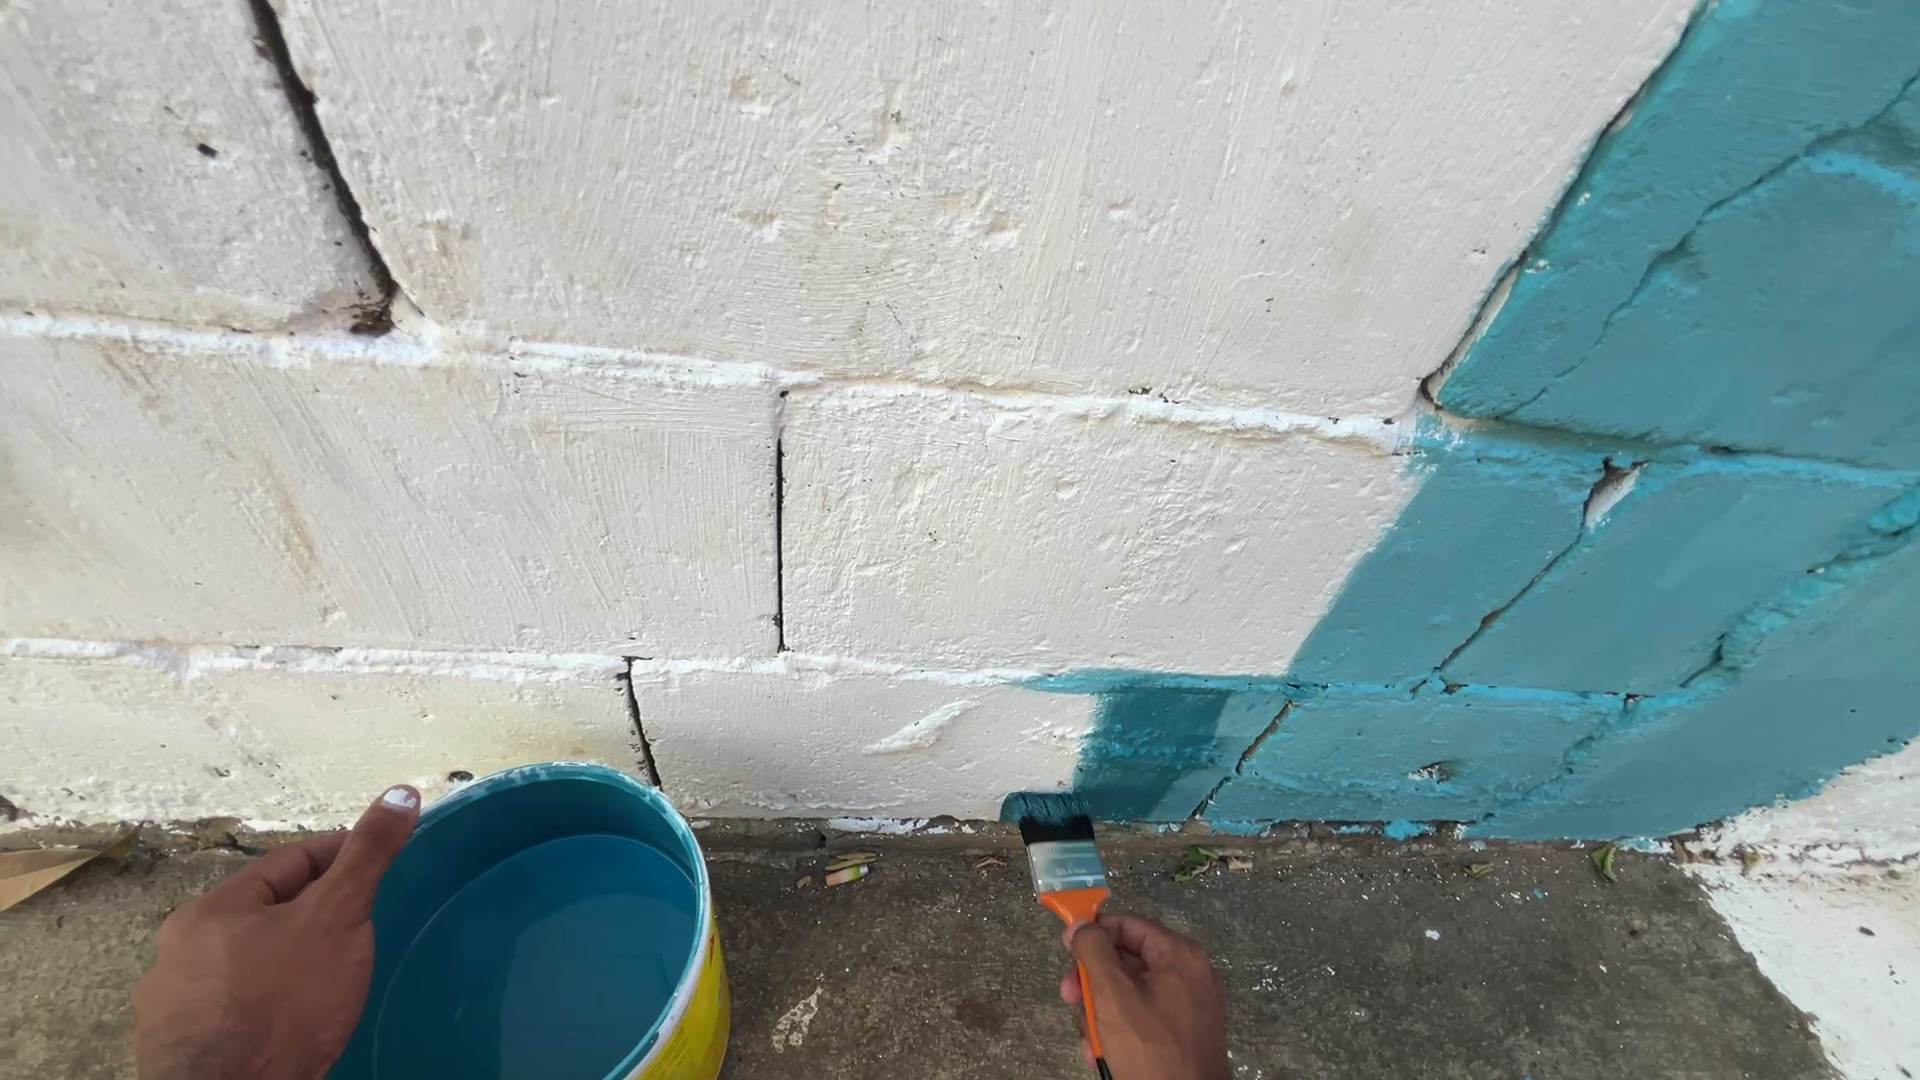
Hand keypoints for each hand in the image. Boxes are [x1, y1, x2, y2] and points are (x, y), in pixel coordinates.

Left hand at [133, 786, 419, 1079]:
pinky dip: (278, 988)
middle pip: (274, 906)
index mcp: (208, 911)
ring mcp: (174, 1004)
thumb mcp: (340, 913)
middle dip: (324, 907)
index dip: (348, 857)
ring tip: (340, 963)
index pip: (295, 859)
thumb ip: (368, 852)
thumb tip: (401, 791)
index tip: (385, 872)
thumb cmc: (287, 997)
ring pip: (258, 952)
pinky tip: (304, 1004)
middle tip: (367, 920)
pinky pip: (243, 995)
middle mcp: (176, 952)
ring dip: (300, 948)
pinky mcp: (183, 1045)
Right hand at [1061, 913, 1229, 1079]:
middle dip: (1093, 980)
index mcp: (1179, 955)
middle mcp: (1189, 974)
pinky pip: (1145, 1016)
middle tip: (1069, 997)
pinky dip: (1121, 1028)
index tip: (1067, 948)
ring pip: (1131, 991)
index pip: (1128, 925)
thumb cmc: (1150, 1048)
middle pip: (1127, 960)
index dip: (1094, 932)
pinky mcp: (1184, 1034)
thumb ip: (1092, 950)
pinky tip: (1102, 1051)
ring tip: (1087, 1037)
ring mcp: (1189, 1006)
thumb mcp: (1113, 994)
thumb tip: (1079, 923)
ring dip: (1101, 1010)